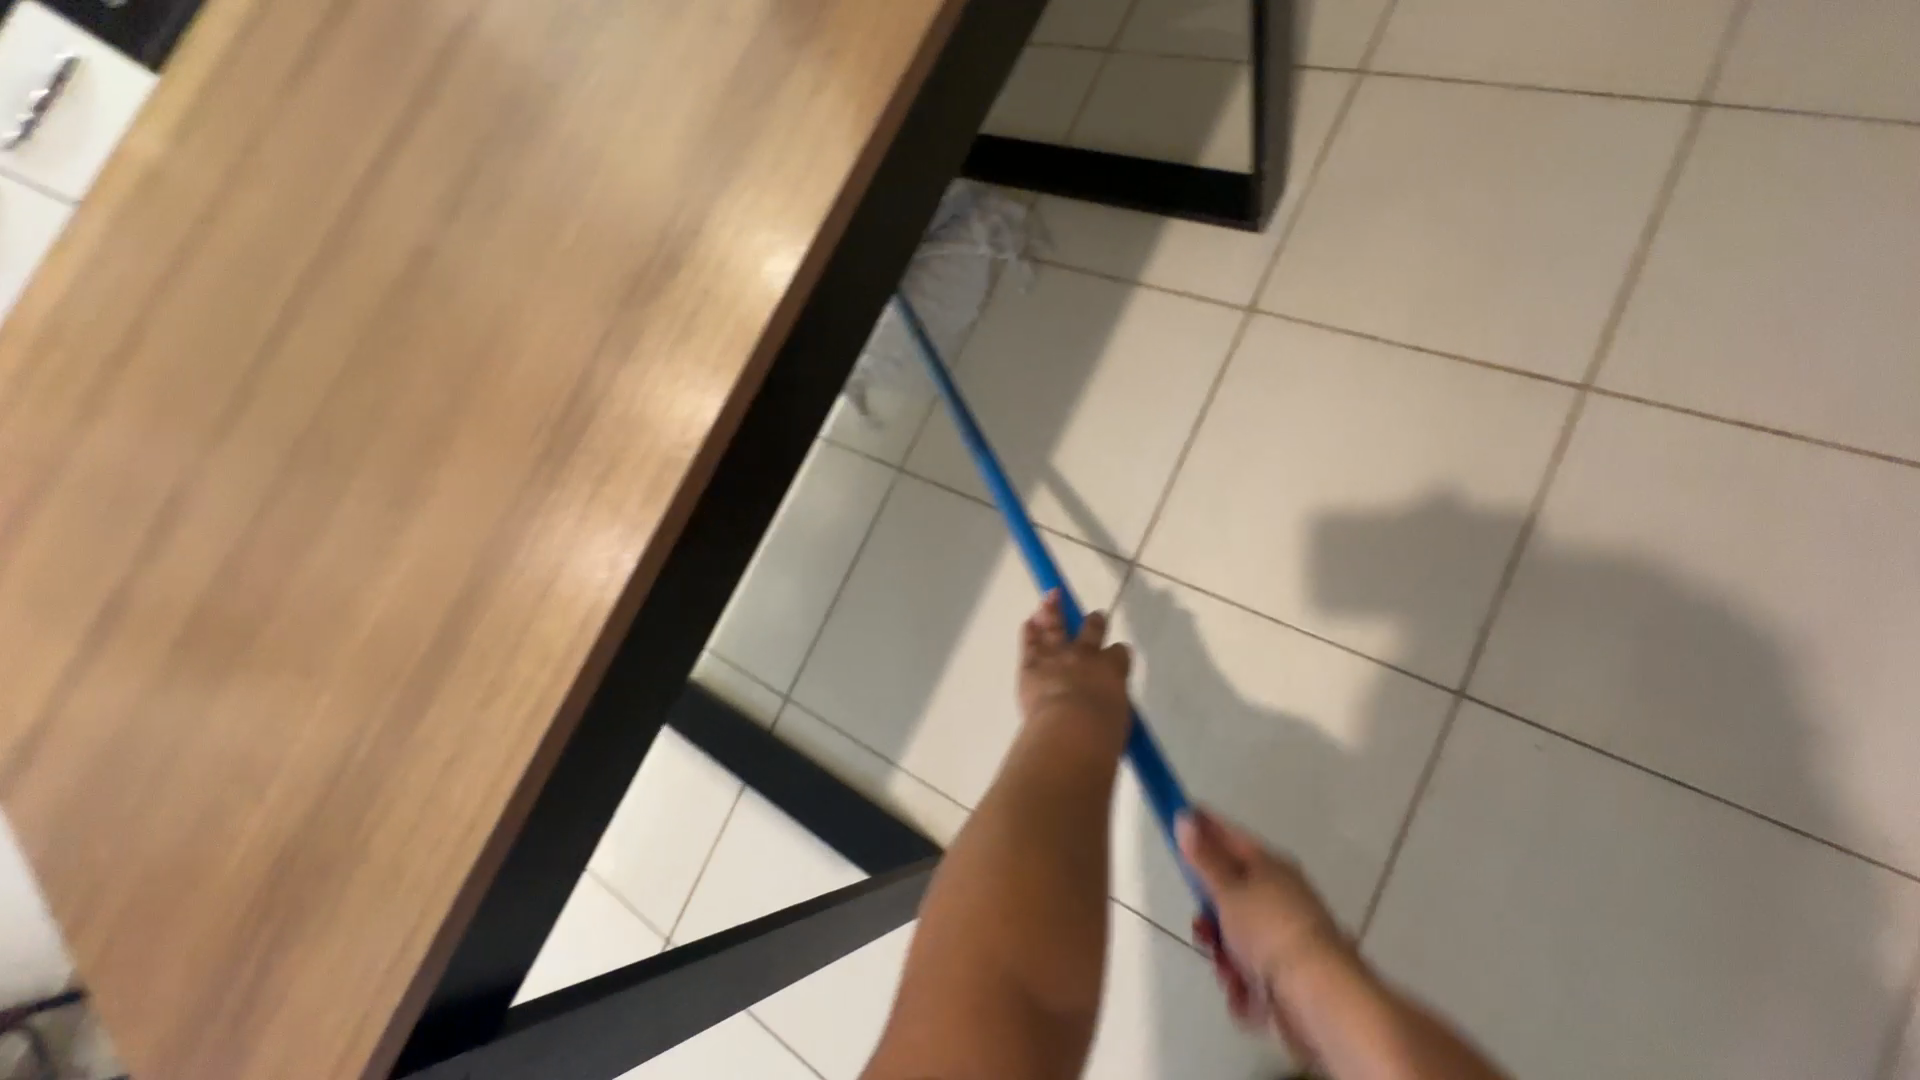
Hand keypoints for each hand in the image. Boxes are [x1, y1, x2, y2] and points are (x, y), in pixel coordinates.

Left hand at [1017, 591, 1130, 743]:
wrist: (1070, 727)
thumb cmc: (1102, 732)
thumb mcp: (1119, 719)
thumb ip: (1112, 707)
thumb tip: (1108, 709)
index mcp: (1113, 668)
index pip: (1119, 653)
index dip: (1117, 654)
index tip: (1117, 655)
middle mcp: (1086, 655)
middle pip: (1092, 629)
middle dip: (1094, 622)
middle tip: (1095, 615)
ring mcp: (1058, 655)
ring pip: (1056, 626)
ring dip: (1053, 611)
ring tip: (1051, 597)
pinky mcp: (1032, 663)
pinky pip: (1030, 641)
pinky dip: (1030, 631)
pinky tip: (1029, 622)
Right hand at [1179, 808, 1350, 1057]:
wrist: (1321, 996)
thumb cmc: (1269, 930)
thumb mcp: (1228, 890)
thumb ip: (1203, 858)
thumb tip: (1184, 815)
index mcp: (1269, 867)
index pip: (1228, 836)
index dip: (1202, 827)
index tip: (1174, 819)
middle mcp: (1278, 896)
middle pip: (1228, 894)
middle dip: (1209, 917)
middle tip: (1201, 928)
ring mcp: (1284, 936)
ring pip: (1234, 937)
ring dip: (1225, 956)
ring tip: (1229, 971)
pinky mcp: (1287, 973)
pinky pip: (1250, 971)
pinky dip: (1244, 984)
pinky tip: (1248, 994)